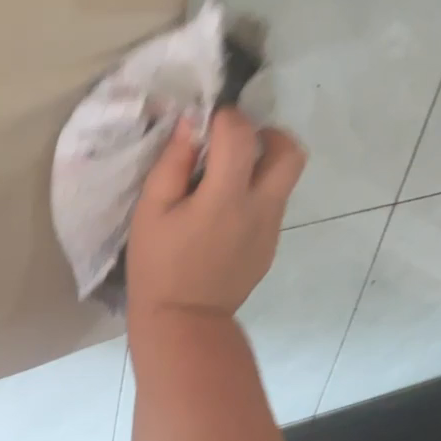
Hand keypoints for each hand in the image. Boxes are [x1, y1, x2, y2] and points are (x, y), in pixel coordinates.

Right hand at [126, 108, 305, 324]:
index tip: (206, 124)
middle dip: (268, 136)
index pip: (241, 134)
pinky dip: (252, 200)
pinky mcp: (269, 248)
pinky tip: (220, 220)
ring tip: (223, 184)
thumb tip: (190, 126)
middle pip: (290, 152)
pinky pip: (270, 209)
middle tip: (238, 144)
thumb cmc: (157, 267)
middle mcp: (260, 207)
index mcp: (226, 196)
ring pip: (282, 181)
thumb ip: (171, 165)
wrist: (183, 321)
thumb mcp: (150, 212)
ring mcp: (270, 229)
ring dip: (259, 169)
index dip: (225, 118)